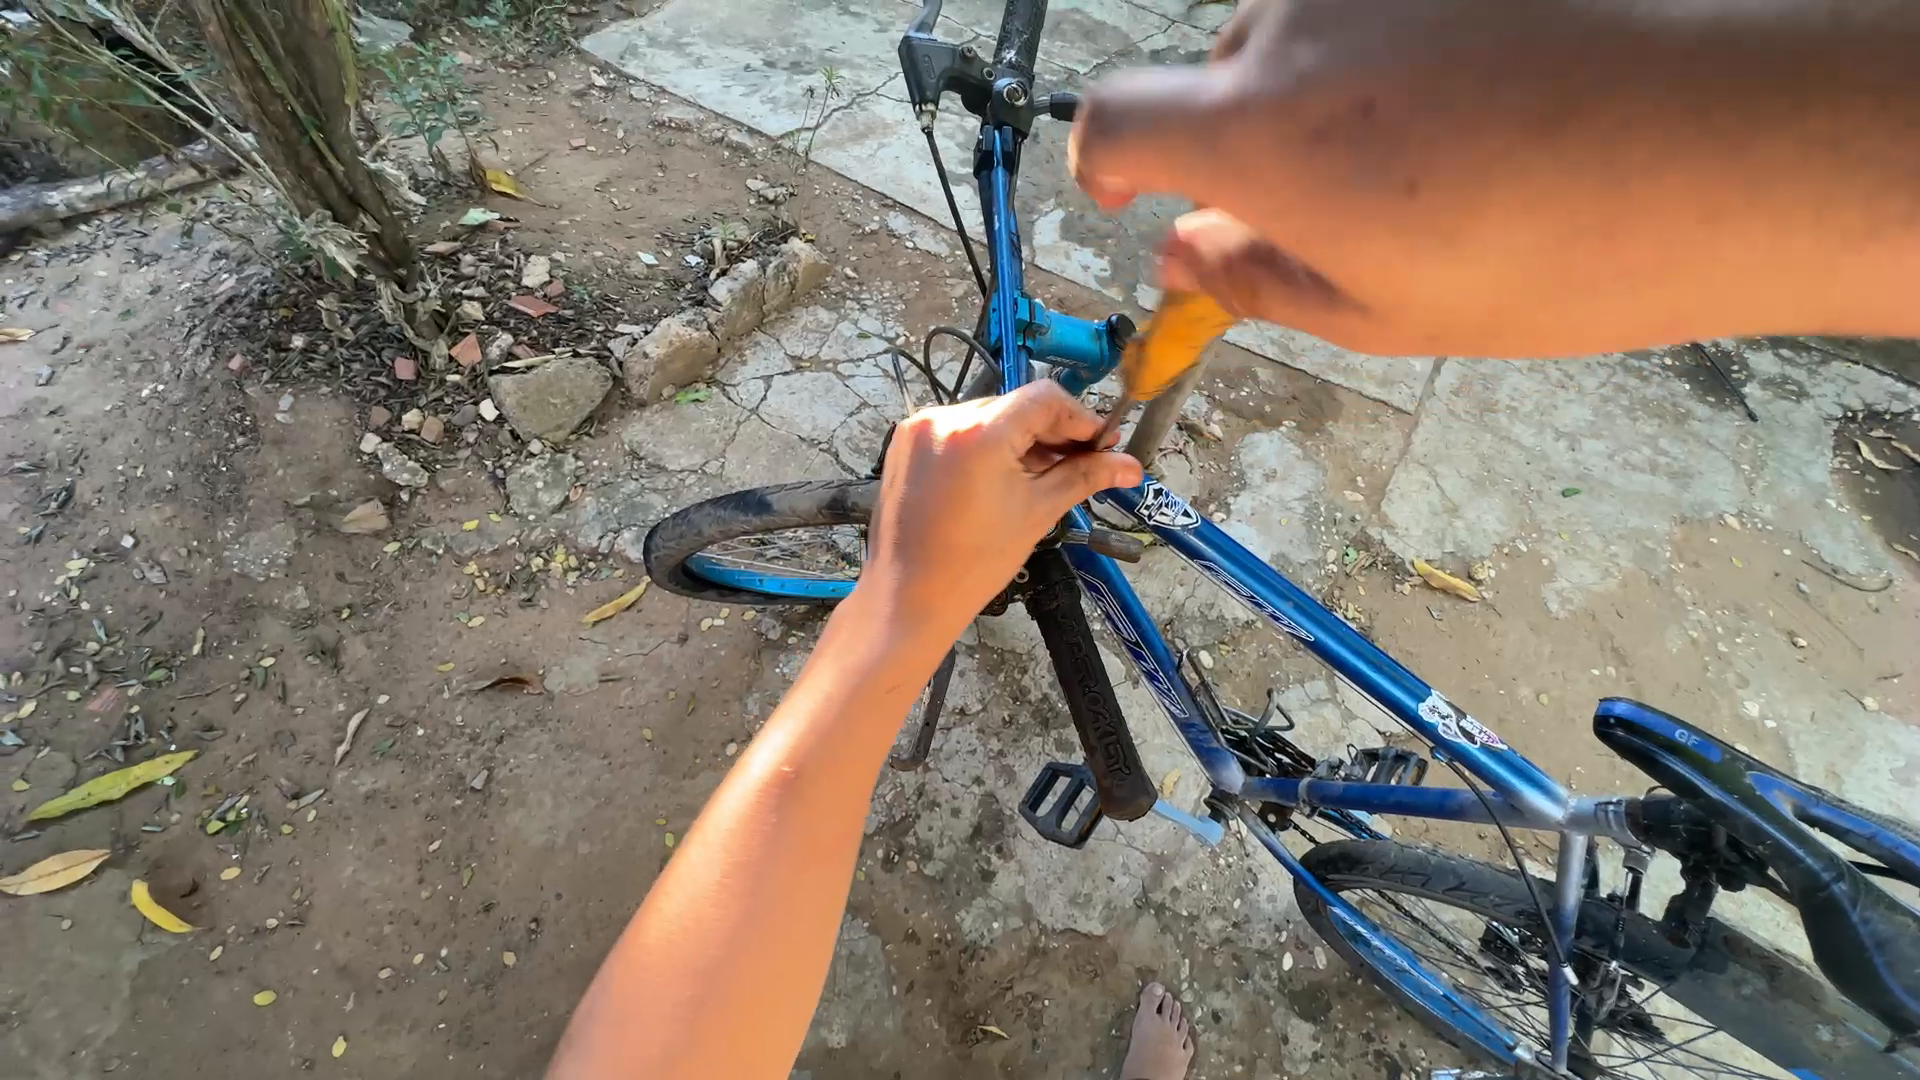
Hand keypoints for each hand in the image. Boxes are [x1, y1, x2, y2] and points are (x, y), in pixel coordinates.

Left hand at [859, 381, 1142, 644]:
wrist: (909, 596)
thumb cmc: (975, 563)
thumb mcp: (1037, 512)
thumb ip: (1084, 476)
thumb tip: (1130, 465)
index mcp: (978, 433)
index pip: (1044, 398)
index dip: (1080, 418)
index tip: (1102, 444)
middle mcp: (943, 418)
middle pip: (1015, 406)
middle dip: (1052, 432)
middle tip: (1082, 461)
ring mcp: (918, 429)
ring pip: (988, 418)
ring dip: (1020, 439)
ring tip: (1044, 474)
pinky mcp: (905, 445)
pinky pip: (959, 431)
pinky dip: (987, 446)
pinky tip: (1005, 476)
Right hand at [1070, 0, 1919, 356]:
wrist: (1754, 142)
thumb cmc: (1541, 260)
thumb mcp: (1367, 311)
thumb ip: (1245, 276)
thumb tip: (1176, 252)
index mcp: (1258, 132)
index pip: (1111, 117)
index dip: (1099, 163)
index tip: (1129, 199)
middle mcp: (1294, 23)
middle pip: (1210, 80)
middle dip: (1235, 146)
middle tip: (1320, 207)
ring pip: (1287, 36)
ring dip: (1308, 98)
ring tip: (1411, 150)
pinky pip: (1361, 5)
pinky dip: (1374, 51)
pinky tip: (1459, 92)